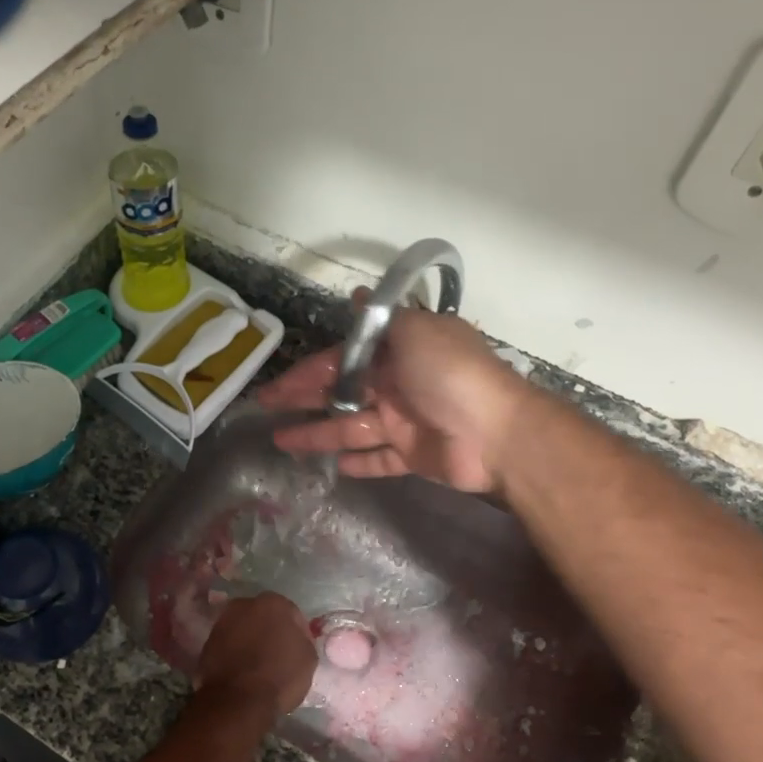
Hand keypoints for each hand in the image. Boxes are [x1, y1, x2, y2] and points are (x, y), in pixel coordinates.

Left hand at [193, 593, 317, 717]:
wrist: (238, 700)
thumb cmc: (280, 676)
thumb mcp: (309, 658)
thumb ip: (303, 639)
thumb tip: (296, 637)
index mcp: (273, 603)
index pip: (292, 614)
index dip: (297, 633)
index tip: (297, 651)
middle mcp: (245, 604)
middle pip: (263, 617)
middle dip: (269, 631)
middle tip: (276, 654)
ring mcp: (222, 621)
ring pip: (243, 629)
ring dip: (250, 640)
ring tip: (257, 665)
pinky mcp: (207, 641)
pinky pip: (228, 644)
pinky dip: (234, 652)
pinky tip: (241, 670)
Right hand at [255, 298, 535, 492]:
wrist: (497, 433)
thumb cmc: (450, 374)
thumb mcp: (416, 331)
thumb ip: (381, 321)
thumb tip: (356, 296)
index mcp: (400, 351)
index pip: (344, 358)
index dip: (309, 369)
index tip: (278, 382)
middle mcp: (400, 383)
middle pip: (342, 391)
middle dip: (303, 398)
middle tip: (265, 408)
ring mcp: (406, 421)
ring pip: (352, 427)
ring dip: (317, 433)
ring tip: (280, 440)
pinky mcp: (413, 456)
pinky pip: (379, 458)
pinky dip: (358, 461)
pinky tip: (333, 465)